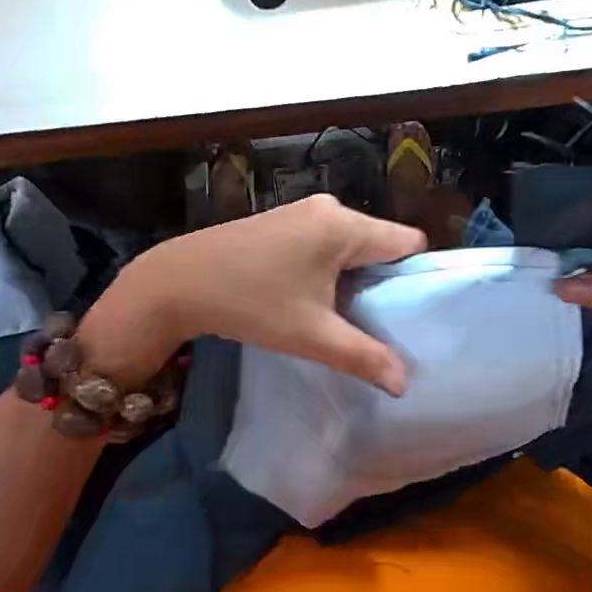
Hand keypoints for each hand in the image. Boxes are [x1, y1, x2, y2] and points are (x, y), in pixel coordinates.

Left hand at [95, 194, 428, 393]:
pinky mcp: (281, 219)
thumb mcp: (312, 335)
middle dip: (383, 280)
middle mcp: (329, 208)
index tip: (410, 310)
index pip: (407, 241)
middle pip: (379, 242)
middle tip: (379, 321)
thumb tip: (403, 384)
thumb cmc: (251, 304)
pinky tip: (312, 296)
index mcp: (344, 226)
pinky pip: (325, 240)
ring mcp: (302, 210)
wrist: (175, 283)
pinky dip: (329, 266)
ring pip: (351, 242)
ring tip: (346, 313)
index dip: (415, 275)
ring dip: (353, 275)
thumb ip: (364, 357)